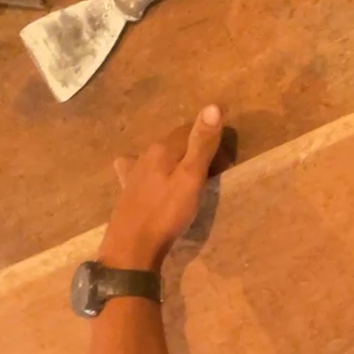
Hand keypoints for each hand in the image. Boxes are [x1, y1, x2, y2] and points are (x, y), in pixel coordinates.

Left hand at [99, 105, 224, 269]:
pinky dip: (152, 169)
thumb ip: (202, 143)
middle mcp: (145, 155)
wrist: (132, 247)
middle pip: (175, 143)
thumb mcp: (191, 178)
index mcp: (162, 148)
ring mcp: (133, 173)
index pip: (190, 130)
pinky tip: (146, 176)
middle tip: (213, 170)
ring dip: (176, 160)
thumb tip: (212, 106)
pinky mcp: (128, 190)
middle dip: (195, 149)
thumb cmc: (166, 213)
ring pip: (160, 156)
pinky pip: (143, 171)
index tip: (224, 161)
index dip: (210, 140)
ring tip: (189, 175)